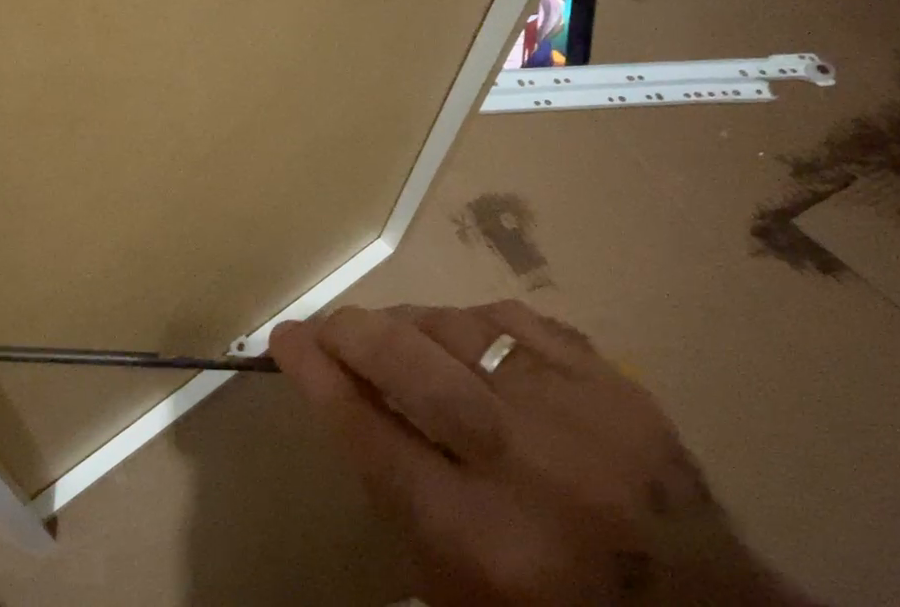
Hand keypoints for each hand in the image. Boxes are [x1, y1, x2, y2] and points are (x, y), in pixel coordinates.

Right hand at [271, 302, 812, 606]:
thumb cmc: (548, 602)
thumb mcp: (451, 578)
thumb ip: (392, 489)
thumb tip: (343, 393)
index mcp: (476, 534)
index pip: (367, 431)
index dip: (314, 374)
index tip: (284, 339)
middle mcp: (524, 465)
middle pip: (409, 365)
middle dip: (349, 333)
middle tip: (322, 327)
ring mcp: (576, 414)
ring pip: (460, 329)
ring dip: (406, 323)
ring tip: (389, 334)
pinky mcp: (615, 384)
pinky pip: (517, 319)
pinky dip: (472, 321)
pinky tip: (461, 336)